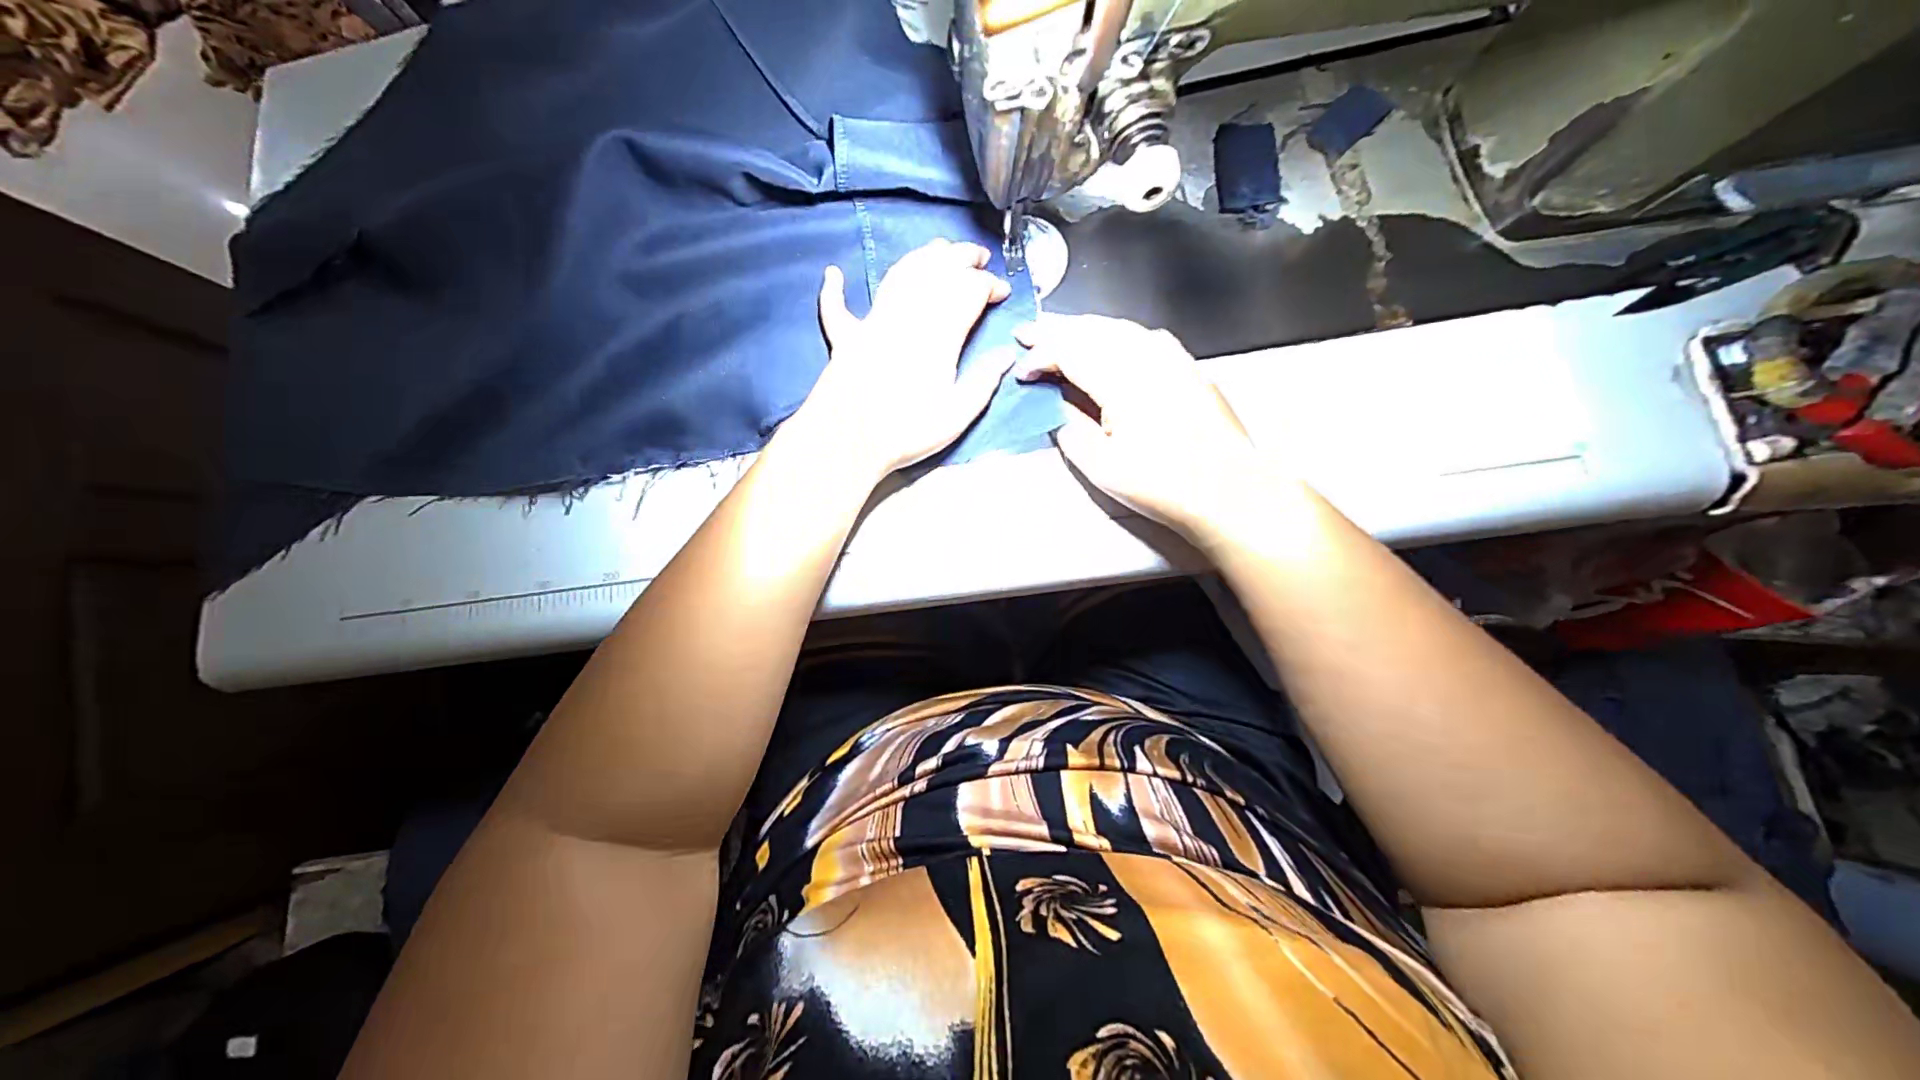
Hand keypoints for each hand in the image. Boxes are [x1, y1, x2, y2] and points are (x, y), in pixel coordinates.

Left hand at [779, 239, 1014, 480]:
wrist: (848, 442)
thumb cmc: (906, 431)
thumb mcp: (957, 413)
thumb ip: (983, 380)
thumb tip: (1005, 355)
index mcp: (938, 332)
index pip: (968, 289)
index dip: (988, 284)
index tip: (1001, 292)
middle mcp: (906, 315)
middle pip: (937, 269)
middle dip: (962, 257)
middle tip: (979, 258)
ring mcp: (873, 322)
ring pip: (898, 275)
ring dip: (920, 257)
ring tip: (939, 250)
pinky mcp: (846, 339)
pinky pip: (838, 307)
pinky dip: (836, 290)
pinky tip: (834, 275)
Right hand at [1014, 313, 1288, 543]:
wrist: (1228, 489)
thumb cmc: (1162, 483)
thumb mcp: (1100, 465)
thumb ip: (1068, 427)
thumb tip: (1055, 406)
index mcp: (1119, 378)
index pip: (1069, 350)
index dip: (1040, 354)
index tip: (1022, 368)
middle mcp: (1146, 356)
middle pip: (1092, 329)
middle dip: (1058, 330)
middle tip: (1031, 333)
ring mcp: (1172, 357)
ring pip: (1119, 328)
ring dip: (1087, 329)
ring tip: (1064, 335)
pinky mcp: (1189, 366)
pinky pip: (1144, 336)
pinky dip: (1117, 335)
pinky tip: (1112, 344)